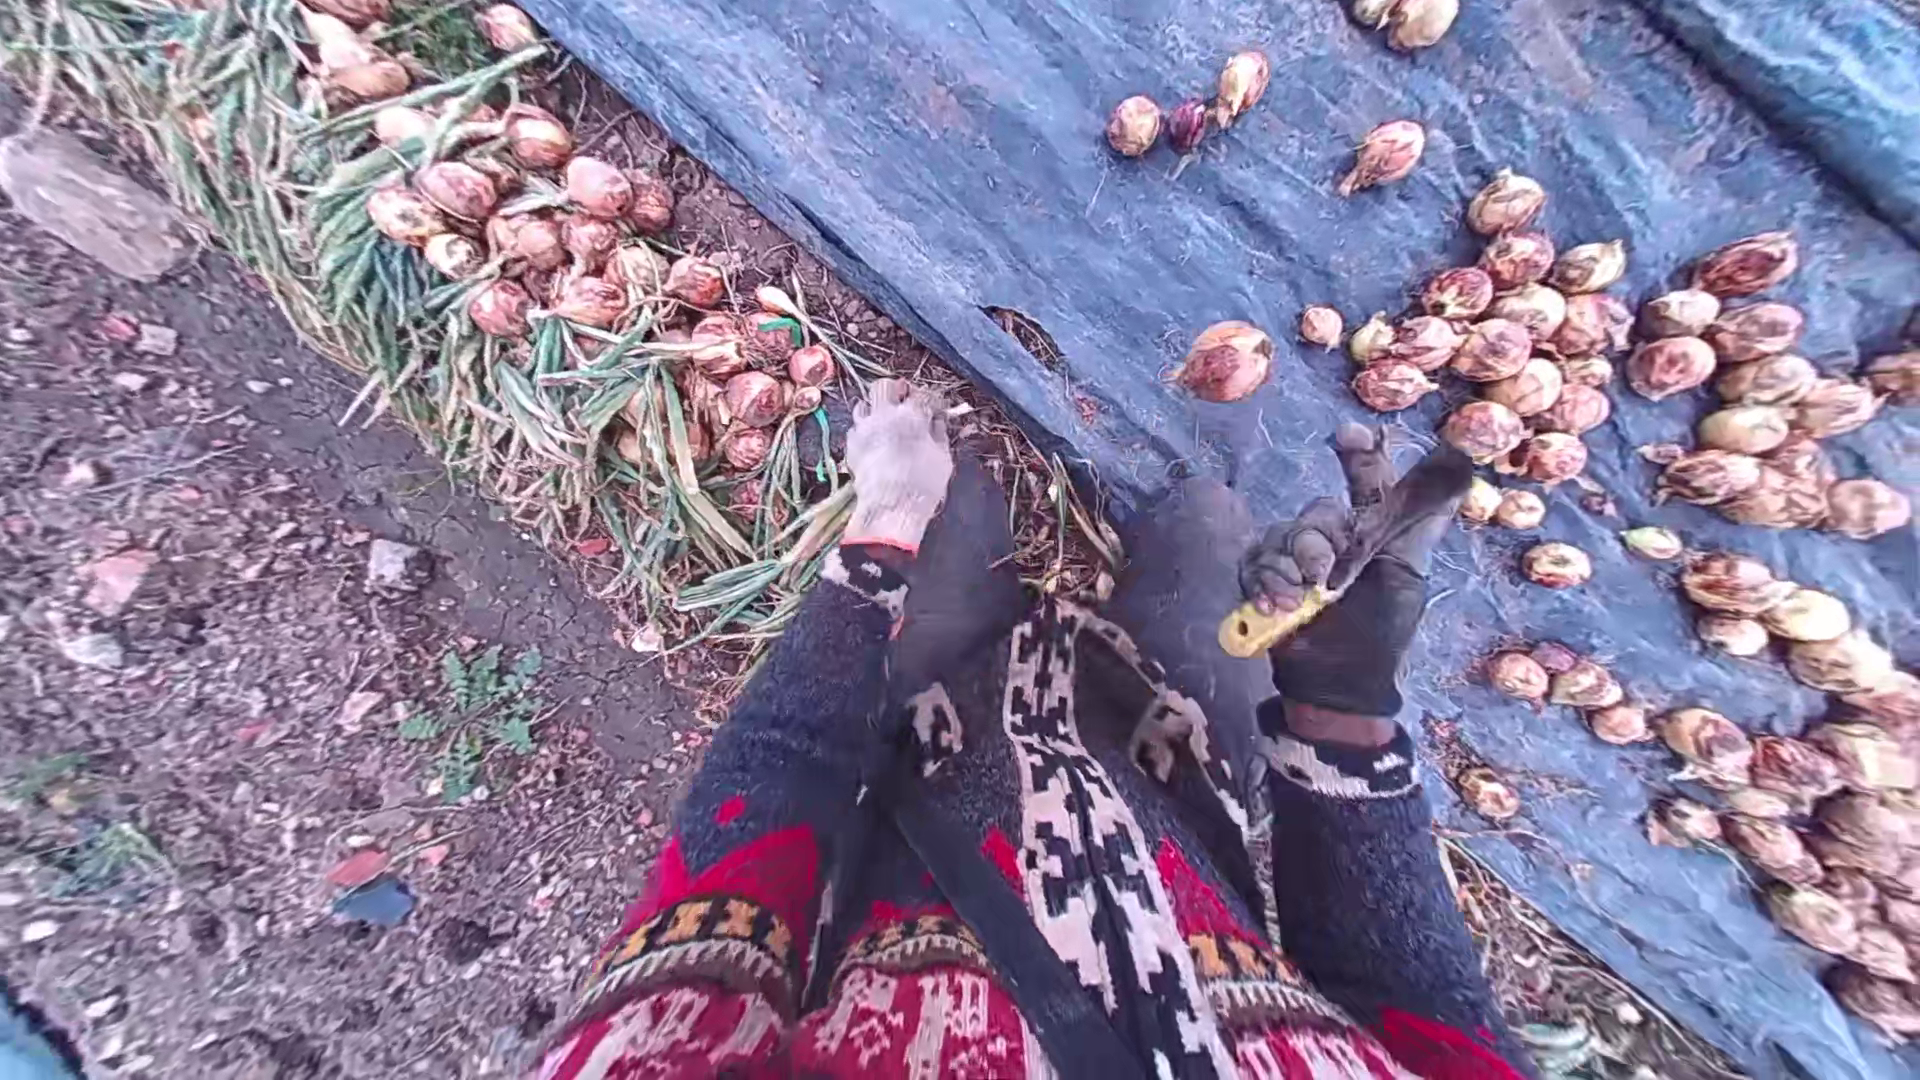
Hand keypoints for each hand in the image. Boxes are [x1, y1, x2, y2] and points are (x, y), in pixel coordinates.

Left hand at [843, 379, 953, 553]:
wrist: (891, 507)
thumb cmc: (924, 485)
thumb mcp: (943, 459)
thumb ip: (939, 434)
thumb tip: (937, 421)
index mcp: (912, 415)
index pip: (920, 394)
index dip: (926, 399)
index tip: (931, 408)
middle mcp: (884, 414)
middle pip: (883, 387)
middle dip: (893, 390)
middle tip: (902, 401)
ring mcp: (864, 428)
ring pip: (864, 404)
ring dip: (874, 408)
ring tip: (883, 420)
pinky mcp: (851, 445)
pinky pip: (856, 428)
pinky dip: (864, 430)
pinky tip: (872, 441)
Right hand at [1238, 424, 1457, 732]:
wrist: (1336, 677)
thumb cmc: (1377, 628)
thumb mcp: (1407, 572)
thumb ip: (1419, 521)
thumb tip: (1458, 464)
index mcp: (1367, 531)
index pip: (1364, 482)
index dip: (1358, 455)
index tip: (1347, 434)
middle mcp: (1327, 537)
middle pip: (1312, 515)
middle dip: (1312, 544)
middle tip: (1322, 579)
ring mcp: (1289, 557)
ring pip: (1276, 538)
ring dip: (1285, 571)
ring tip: (1297, 602)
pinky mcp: (1259, 577)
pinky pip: (1251, 563)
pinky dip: (1261, 583)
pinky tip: (1274, 606)